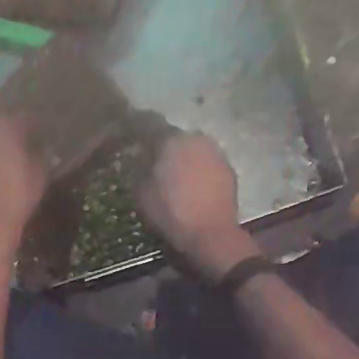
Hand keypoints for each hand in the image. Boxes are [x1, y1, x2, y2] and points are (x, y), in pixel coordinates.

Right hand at [139, 132, 258, 280]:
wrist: (212, 236)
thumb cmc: (172, 214)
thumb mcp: (141, 194)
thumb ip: (136, 167)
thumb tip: (136, 154)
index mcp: (170, 139)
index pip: (148, 122)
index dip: (136, 127)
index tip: (129, 134)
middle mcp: (195, 138)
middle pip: (174, 136)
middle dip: (164, 146)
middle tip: (154, 160)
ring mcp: (216, 152)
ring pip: (193, 148)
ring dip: (184, 157)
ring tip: (176, 175)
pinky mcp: (229, 169)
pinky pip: (207, 163)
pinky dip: (199, 169)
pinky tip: (194, 185)